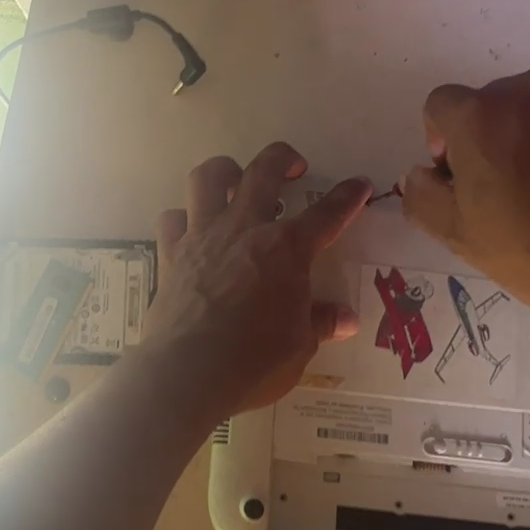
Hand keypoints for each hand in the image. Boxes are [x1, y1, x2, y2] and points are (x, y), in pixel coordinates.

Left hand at [139, 143, 371, 419]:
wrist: (187, 372)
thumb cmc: (254, 362)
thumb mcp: (300, 347)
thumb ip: (320, 323)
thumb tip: (345, 317)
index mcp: (286, 249)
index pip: (326, 214)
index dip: (347, 197)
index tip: (359, 185)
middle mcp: (244, 229)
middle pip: (264, 171)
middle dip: (283, 158)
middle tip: (293, 165)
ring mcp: (202, 237)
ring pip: (208, 178)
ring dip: (225, 171)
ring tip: (236, 181)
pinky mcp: (171, 254)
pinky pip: (172, 219)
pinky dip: (183, 218)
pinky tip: (192, 229)